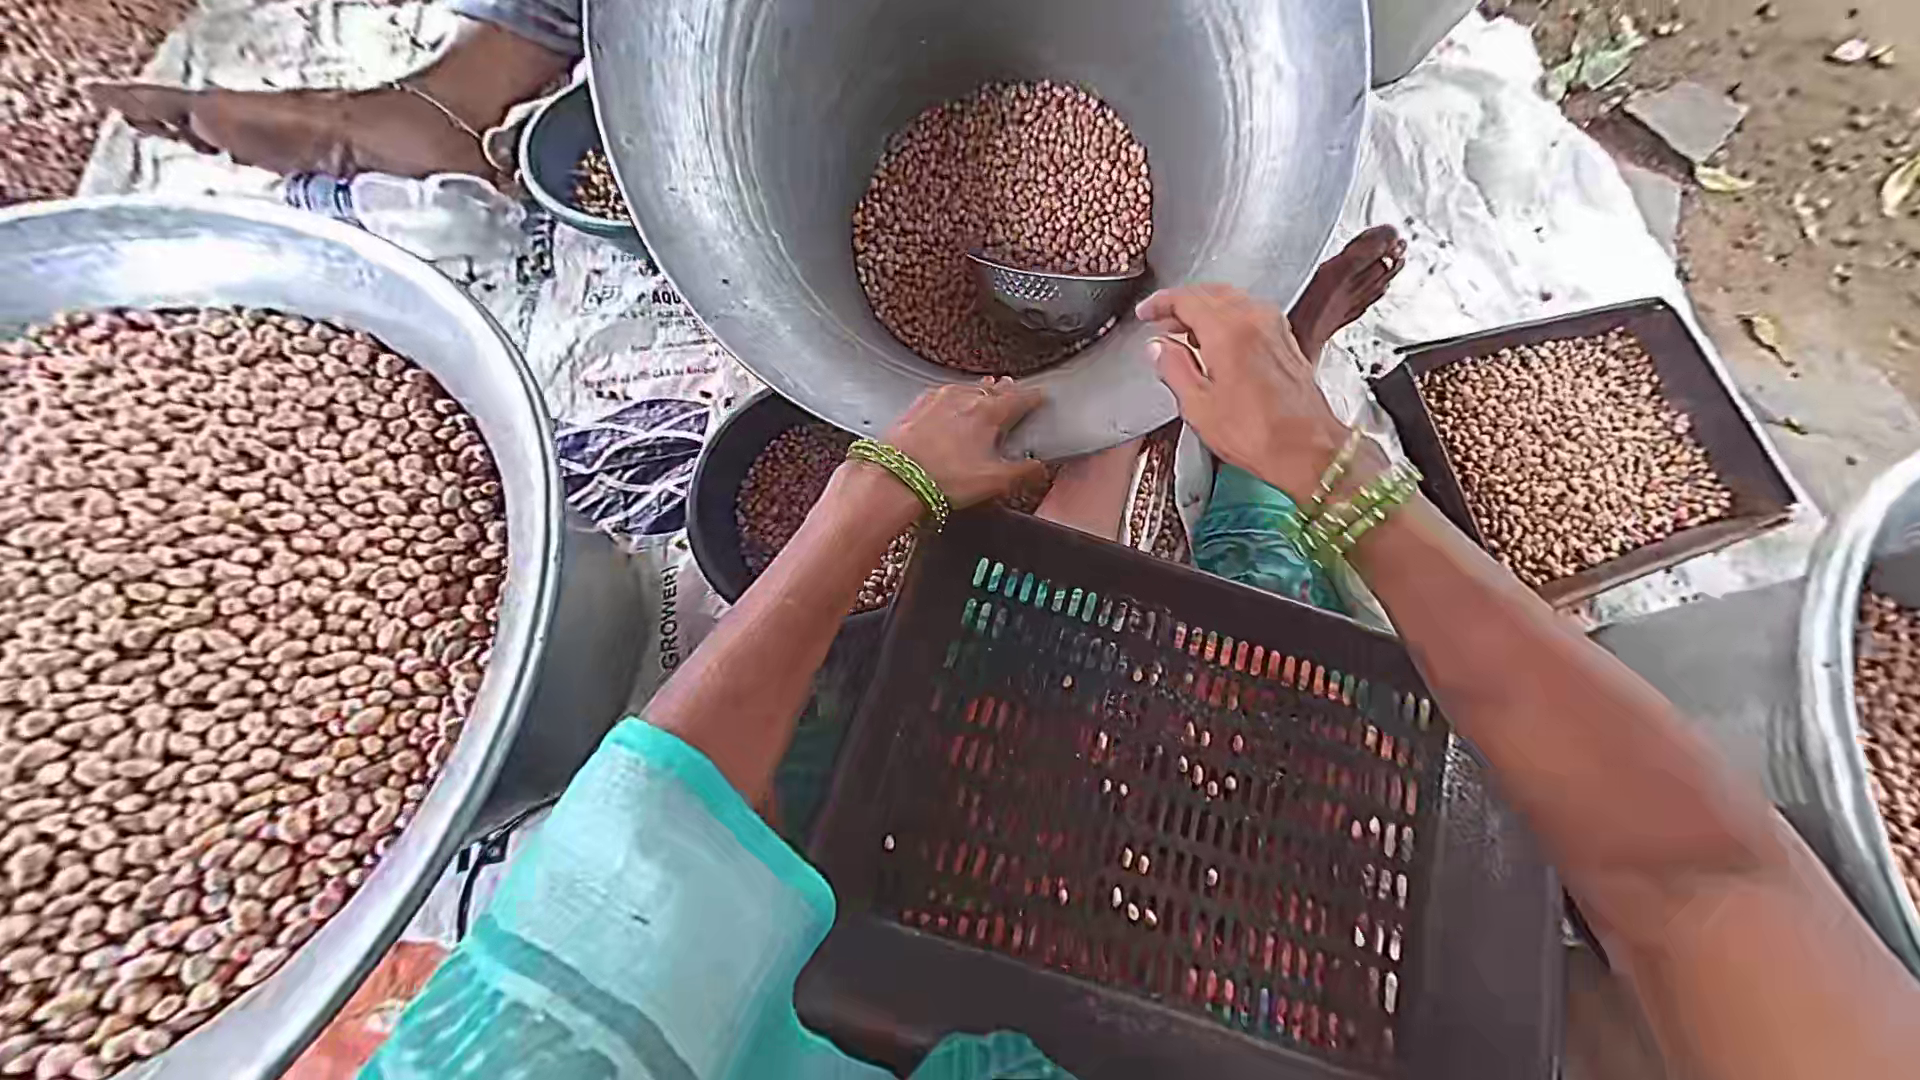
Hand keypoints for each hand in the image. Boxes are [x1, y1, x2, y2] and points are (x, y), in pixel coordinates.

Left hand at [880, 377, 1050, 508]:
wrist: (896, 477)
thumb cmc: (942, 478)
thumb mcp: (994, 482)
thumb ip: (1023, 472)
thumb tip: (1039, 468)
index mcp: (989, 412)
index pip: (1020, 398)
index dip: (1033, 397)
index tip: (1039, 397)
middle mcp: (964, 398)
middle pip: (993, 389)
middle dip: (1007, 391)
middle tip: (1015, 392)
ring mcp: (938, 399)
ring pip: (967, 388)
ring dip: (980, 391)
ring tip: (986, 394)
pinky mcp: (917, 406)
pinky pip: (942, 394)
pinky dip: (953, 397)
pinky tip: (950, 404)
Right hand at [1139, 285, 1353, 500]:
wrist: (1305, 448)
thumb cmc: (1257, 434)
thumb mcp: (1197, 406)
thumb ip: (1173, 368)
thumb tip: (1158, 348)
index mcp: (1229, 332)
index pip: (1187, 299)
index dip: (1160, 303)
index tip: (1146, 313)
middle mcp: (1255, 320)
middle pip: (1210, 293)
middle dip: (1180, 303)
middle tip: (1159, 320)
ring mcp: (1274, 327)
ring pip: (1231, 300)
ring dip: (1203, 309)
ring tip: (1182, 331)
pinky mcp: (1284, 340)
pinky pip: (1248, 313)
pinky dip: (1225, 318)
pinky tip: (1214, 340)